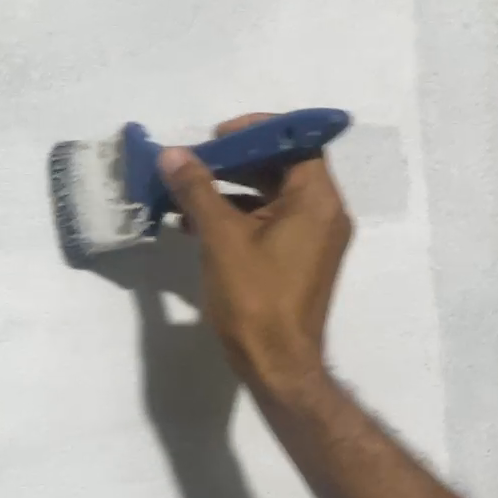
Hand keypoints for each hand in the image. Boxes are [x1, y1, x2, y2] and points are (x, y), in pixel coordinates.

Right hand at [159, 113, 352, 392]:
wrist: (276, 364)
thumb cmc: (255, 298)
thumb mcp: (221, 238)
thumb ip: (197, 190)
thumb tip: (172, 154)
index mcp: (317, 201)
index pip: (296, 142)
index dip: (256, 132)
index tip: (217, 137)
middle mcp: (324, 214)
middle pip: (283, 168)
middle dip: (236, 162)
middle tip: (194, 163)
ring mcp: (313, 240)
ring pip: (272, 197)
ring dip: (231, 191)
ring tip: (186, 193)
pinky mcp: (298, 261)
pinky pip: (270, 224)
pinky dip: (238, 218)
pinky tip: (197, 225)